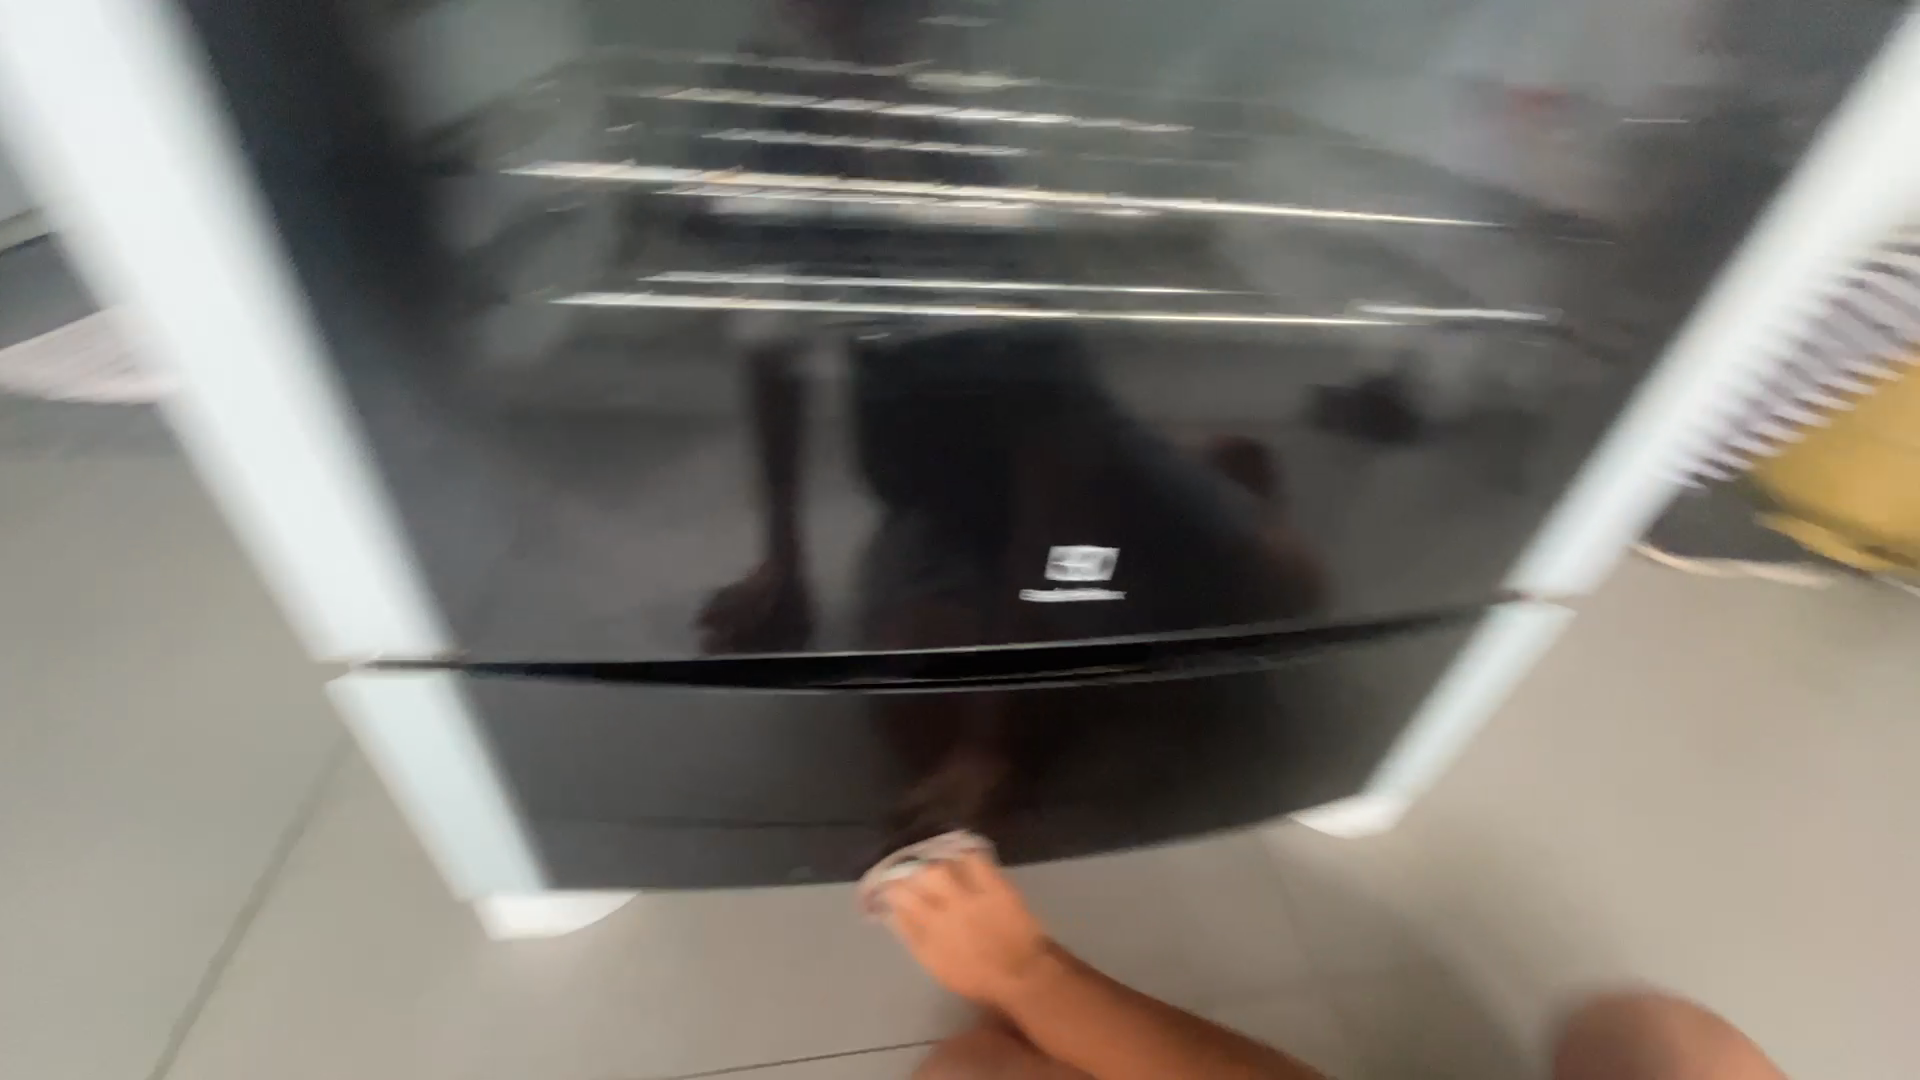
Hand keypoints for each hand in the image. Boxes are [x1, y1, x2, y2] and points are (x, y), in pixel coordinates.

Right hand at [882, 852, 1055, 1007]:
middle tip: (911, 871)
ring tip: (933, 862)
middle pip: (918, 881)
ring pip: (941, 870)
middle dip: (910, 872)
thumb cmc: (978, 977)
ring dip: (933, 864)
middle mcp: (945, 913)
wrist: (1022, 974)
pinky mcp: (994, 886)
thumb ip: (914, 937)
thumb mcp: (937, 965)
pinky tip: (961, 856)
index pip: (901, 902)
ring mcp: (970, 897)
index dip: (891, 890)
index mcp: (930, 935)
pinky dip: (965, 855)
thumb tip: (894, 913)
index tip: (890, 886)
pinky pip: (975, 861)